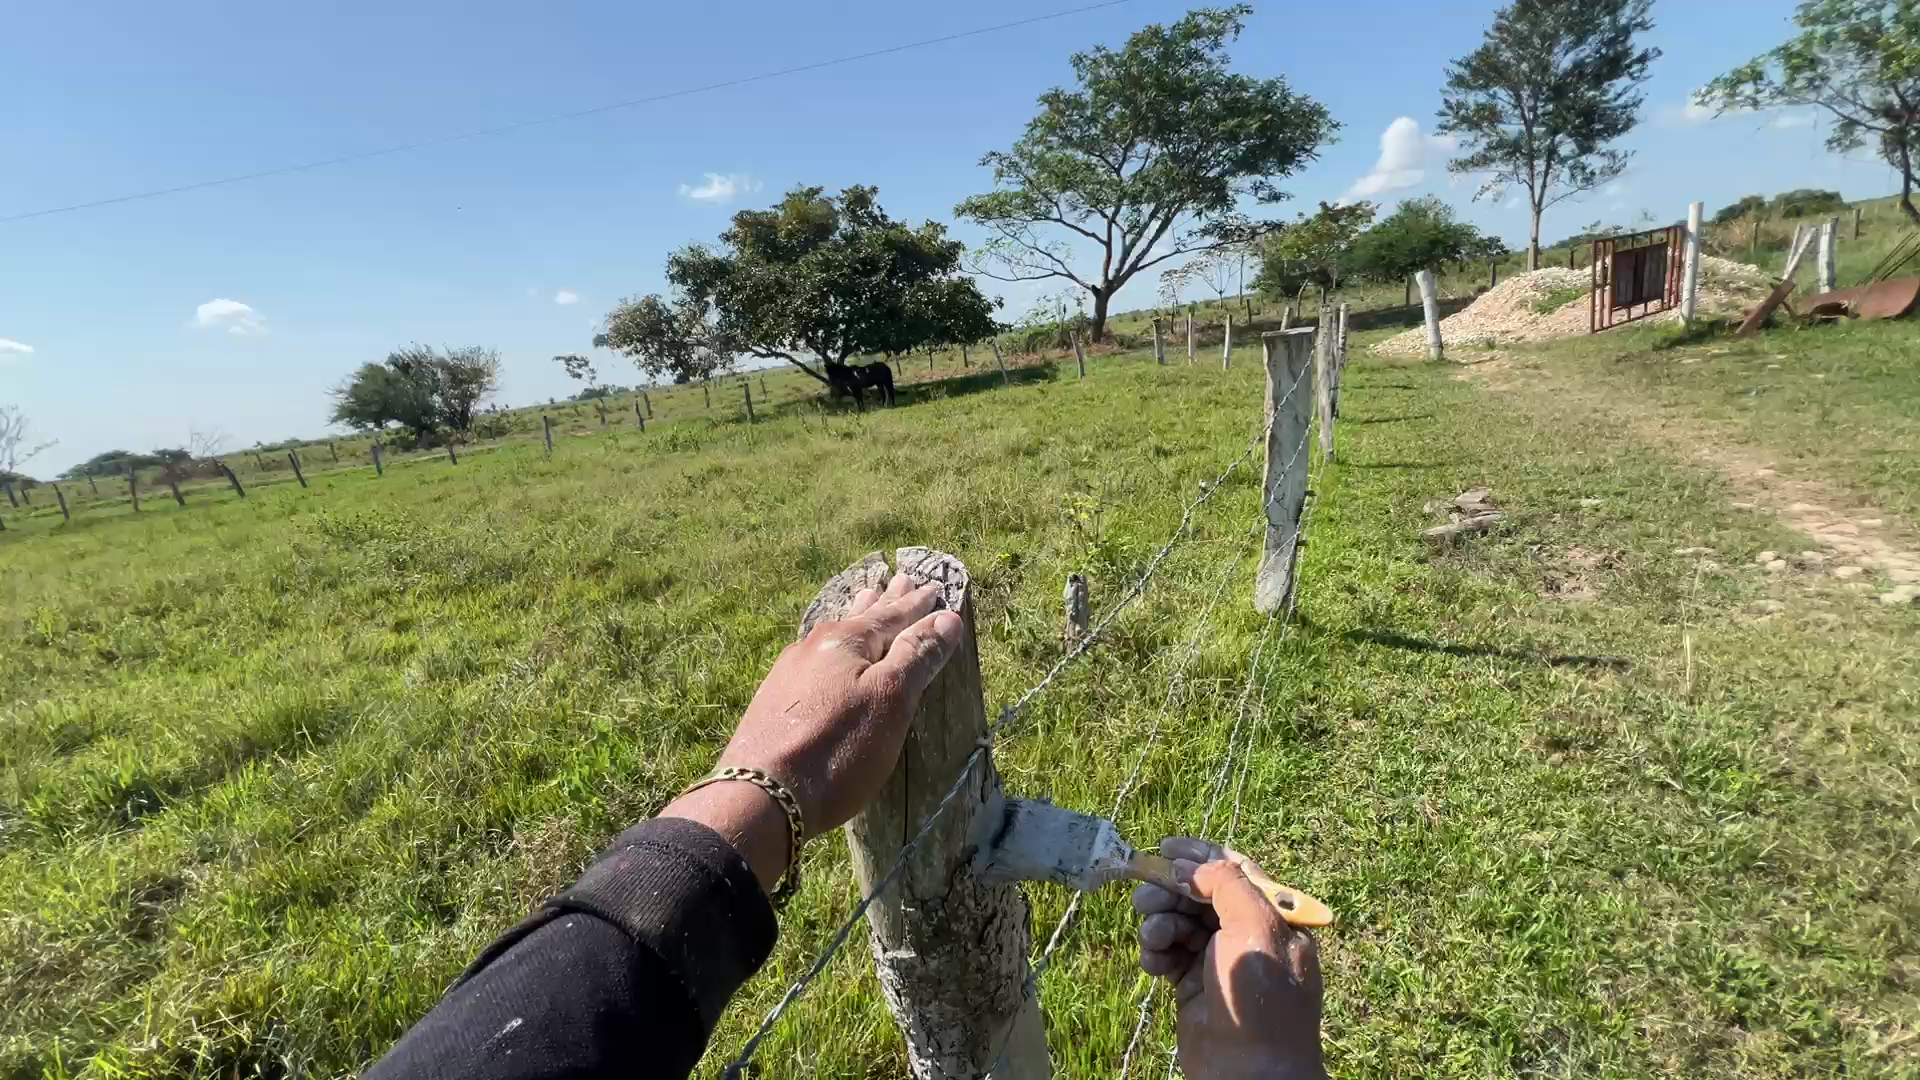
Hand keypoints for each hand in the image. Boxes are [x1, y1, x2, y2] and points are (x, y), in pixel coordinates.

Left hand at [662, 574, 964, 887]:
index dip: (918, 604)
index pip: (893, 614)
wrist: (759, 798)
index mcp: (847, 641)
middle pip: (862, 616)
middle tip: (901, 578)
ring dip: (858, 616)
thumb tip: (947, 617)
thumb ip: (917, 656)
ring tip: (867, 596)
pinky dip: (837, 646)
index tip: (935, 585)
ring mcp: (791, 671)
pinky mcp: (776, 699)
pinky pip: (818, 656)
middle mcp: (816, 646)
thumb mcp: (890, 699)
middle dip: (887, 600)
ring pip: (836, 634)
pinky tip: (828, 651)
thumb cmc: (838, 747)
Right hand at [1134, 837, 1324, 1079]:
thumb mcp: (1256, 928)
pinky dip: (1156, 952)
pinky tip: (1153, 964)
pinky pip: (1168, 951)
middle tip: (1144, 898)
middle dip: (1170, 890)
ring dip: (1158, 921)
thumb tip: (1189, 866)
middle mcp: (1246, 934)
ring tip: (1151, 937)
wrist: (1246, 1077)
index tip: (1166, 847)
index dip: (1199, 854)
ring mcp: (1218, 959)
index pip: (1233, 868)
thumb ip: (1225, 882)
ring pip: (1179, 919)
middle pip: (1199, 892)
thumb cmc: (1260, 1000)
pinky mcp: (1192, 983)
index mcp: (1272, 918)